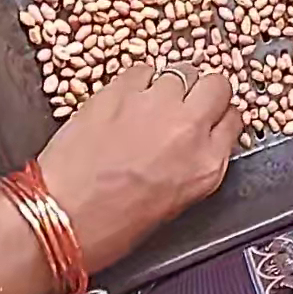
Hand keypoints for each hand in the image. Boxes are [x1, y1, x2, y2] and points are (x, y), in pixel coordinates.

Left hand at [38, 63, 243, 272]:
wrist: (58, 218)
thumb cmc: (110, 224)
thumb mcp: (175, 202)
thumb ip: (195, 163)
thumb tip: (195, 139)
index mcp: (206, 165)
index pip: (233, 120)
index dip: (219, 116)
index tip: (209, 117)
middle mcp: (188, 128)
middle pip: (217, 84)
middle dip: (205, 90)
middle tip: (185, 102)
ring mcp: (155, 104)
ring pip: (181, 71)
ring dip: (170, 84)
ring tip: (149, 104)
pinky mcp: (121, 89)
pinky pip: (144, 69)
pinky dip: (139, 80)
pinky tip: (126, 99)